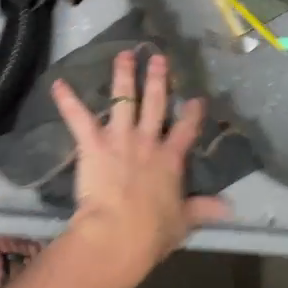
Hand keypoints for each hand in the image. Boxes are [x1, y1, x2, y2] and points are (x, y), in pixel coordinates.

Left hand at [50, 52, 228, 284]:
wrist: (119, 232)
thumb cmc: (153, 231)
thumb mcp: (184, 221)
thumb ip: (203, 209)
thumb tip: (230, 208)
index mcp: (170, 159)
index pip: (186, 130)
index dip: (193, 113)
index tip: (197, 98)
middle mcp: (147, 141)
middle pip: (155, 103)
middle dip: (157, 78)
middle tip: (158, 56)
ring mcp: (119, 138)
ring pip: (123, 99)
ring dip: (123, 75)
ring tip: (123, 54)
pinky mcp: (93, 142)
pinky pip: (78, 117)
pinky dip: (67, 100)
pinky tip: (57, 84)